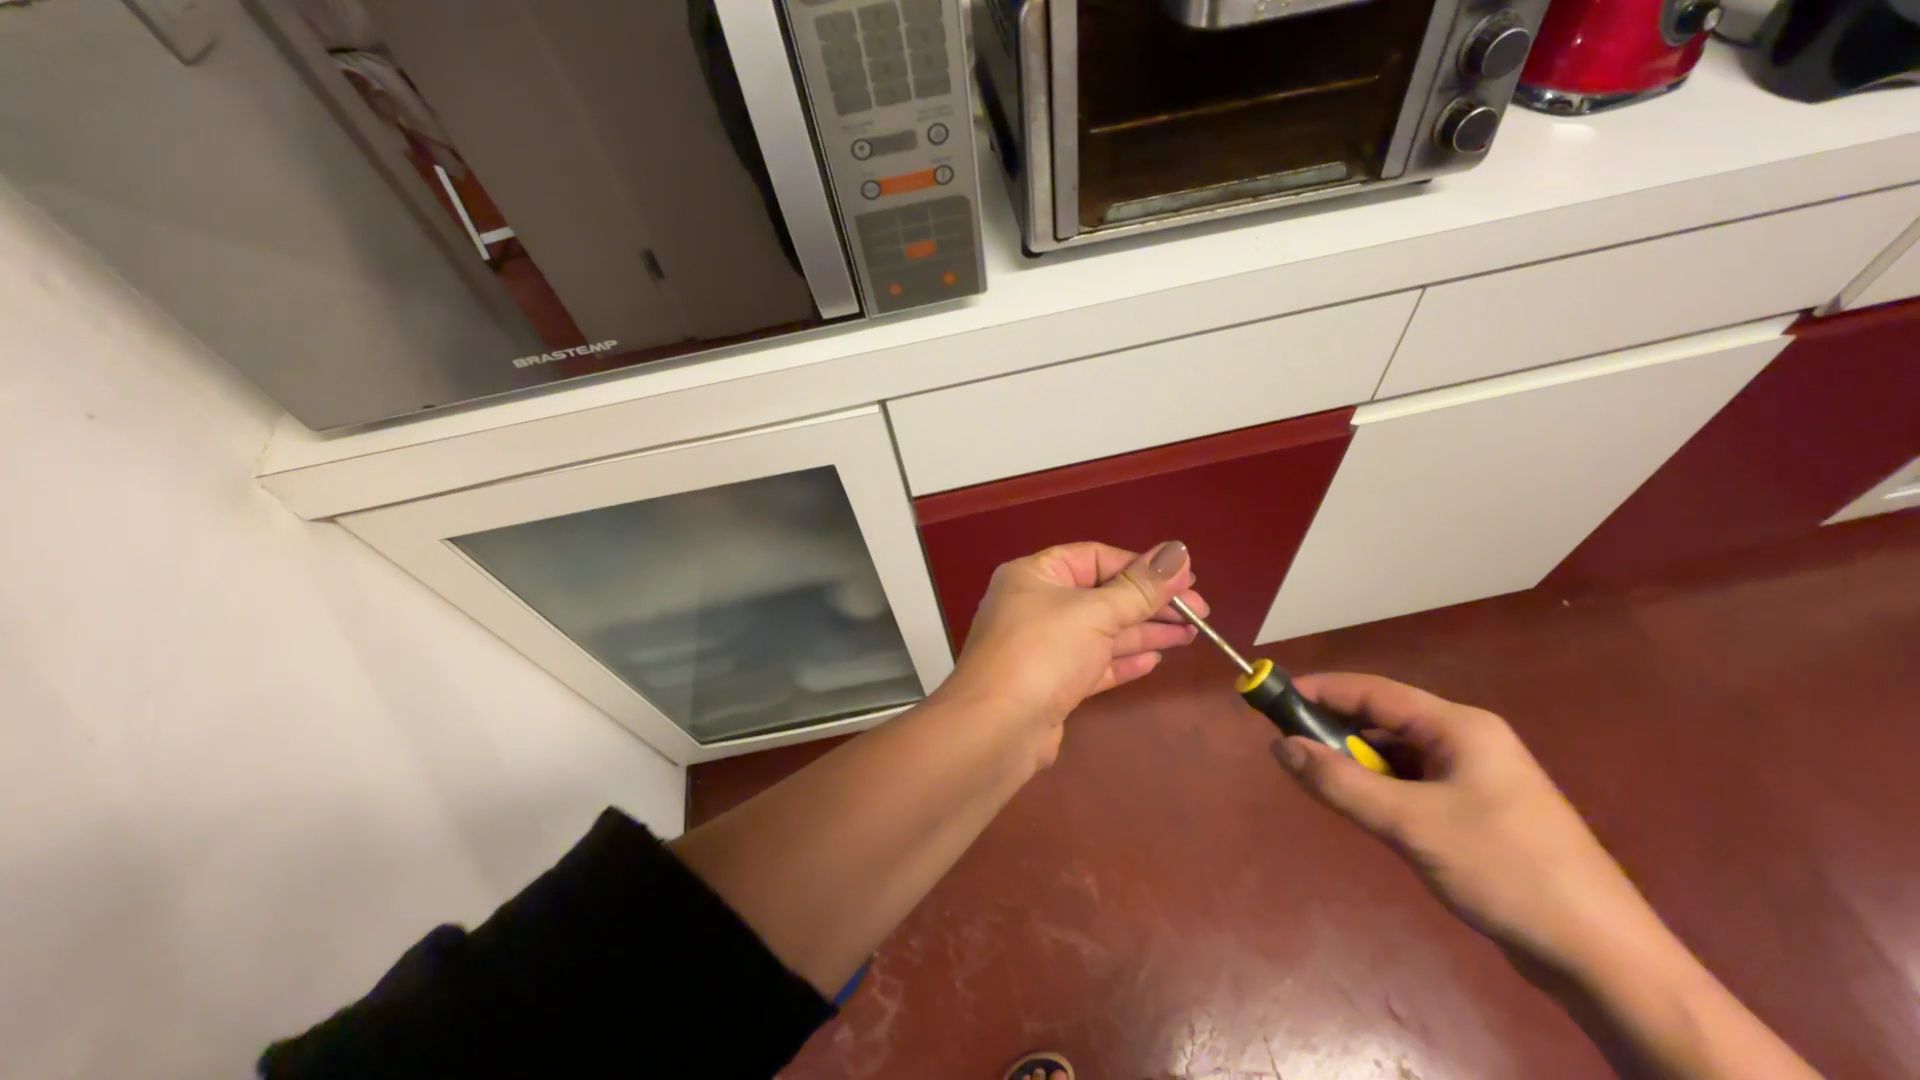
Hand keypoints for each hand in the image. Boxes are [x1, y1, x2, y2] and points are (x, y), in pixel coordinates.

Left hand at [936, 542, 1206, 767]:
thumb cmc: (1043, 653)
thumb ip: (1140, 587)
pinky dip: (1123, 660)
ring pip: (1102, 632)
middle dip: (1150, 603)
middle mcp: (1035, 605)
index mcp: (1035, 575)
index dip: (1141, 566)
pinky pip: (1093, 664)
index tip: (1184, 579)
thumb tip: (1179, 553)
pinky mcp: (1051, 684)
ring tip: (1190, 634)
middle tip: (1200, 613)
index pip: (1096, 558)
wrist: (997, 728)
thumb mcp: (1096, 613)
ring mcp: (1042, 647)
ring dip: (1145, 631)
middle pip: (1102, 596)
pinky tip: (1155, 659)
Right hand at [1274, 673, 1668, 976]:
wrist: (1597, 950)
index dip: (1321, 690)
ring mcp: (1477, 780)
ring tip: (1321, 787)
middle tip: (1289, 752)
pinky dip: (1382, 794)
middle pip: (1385, 723)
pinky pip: (1415, 789)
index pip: (1375, 691)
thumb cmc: (1503, 869)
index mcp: (1459, 727)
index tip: (1272, 697)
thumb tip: (1280, 746)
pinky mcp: (1478, 816)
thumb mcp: (1411, 824)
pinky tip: (1365, 816)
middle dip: (1336, 732)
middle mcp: (1467, 743)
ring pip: (1399, 759)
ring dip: (1359, 768)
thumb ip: (1342, 783)